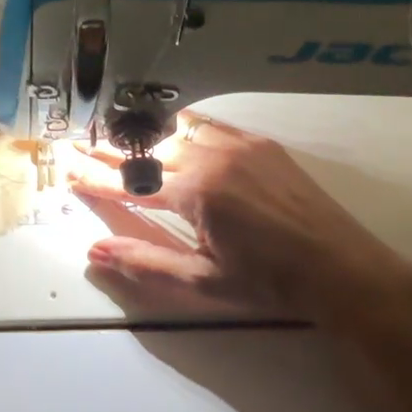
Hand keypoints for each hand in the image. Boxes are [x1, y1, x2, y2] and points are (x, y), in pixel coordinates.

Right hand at [65, 114, 411, 333]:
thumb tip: (95, 252)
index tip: (68, 171)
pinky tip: (174, 132)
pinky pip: (211, 126)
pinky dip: (184, 129)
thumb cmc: (269, 285)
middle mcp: (212, 157)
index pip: (130, 183)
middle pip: (149, 149)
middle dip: (112, 151)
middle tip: (81, 145)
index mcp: (195, 193)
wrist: (342, 269)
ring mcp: (238, 144)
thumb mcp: (203, 282)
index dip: (96, 178)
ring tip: (120, 137)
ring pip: (178, 130)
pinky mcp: (260, 143)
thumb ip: (146, 262)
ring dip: (147, 137)